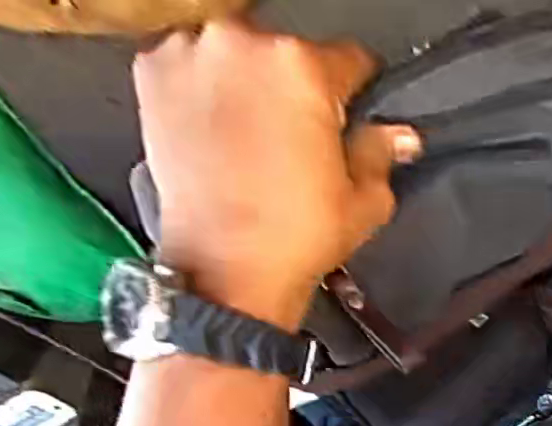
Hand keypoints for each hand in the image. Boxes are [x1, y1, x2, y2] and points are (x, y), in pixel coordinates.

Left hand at [132, 19, 418, 330]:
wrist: (229, 258)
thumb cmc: (303, 229)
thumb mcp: (367, 199)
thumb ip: (381, 152)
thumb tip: (401, 135)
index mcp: (302, 67)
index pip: (352, 57)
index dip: (364, 89)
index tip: (364, 113)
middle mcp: (240, 41)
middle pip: (290, 52)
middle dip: (304, 86)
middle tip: (311, 135)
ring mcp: (188, 51)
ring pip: (241, 57)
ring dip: (256, 84)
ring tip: (265, 136)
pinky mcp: (151, 71)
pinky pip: (197, 66)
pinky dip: (214, 89)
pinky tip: (227, 133)